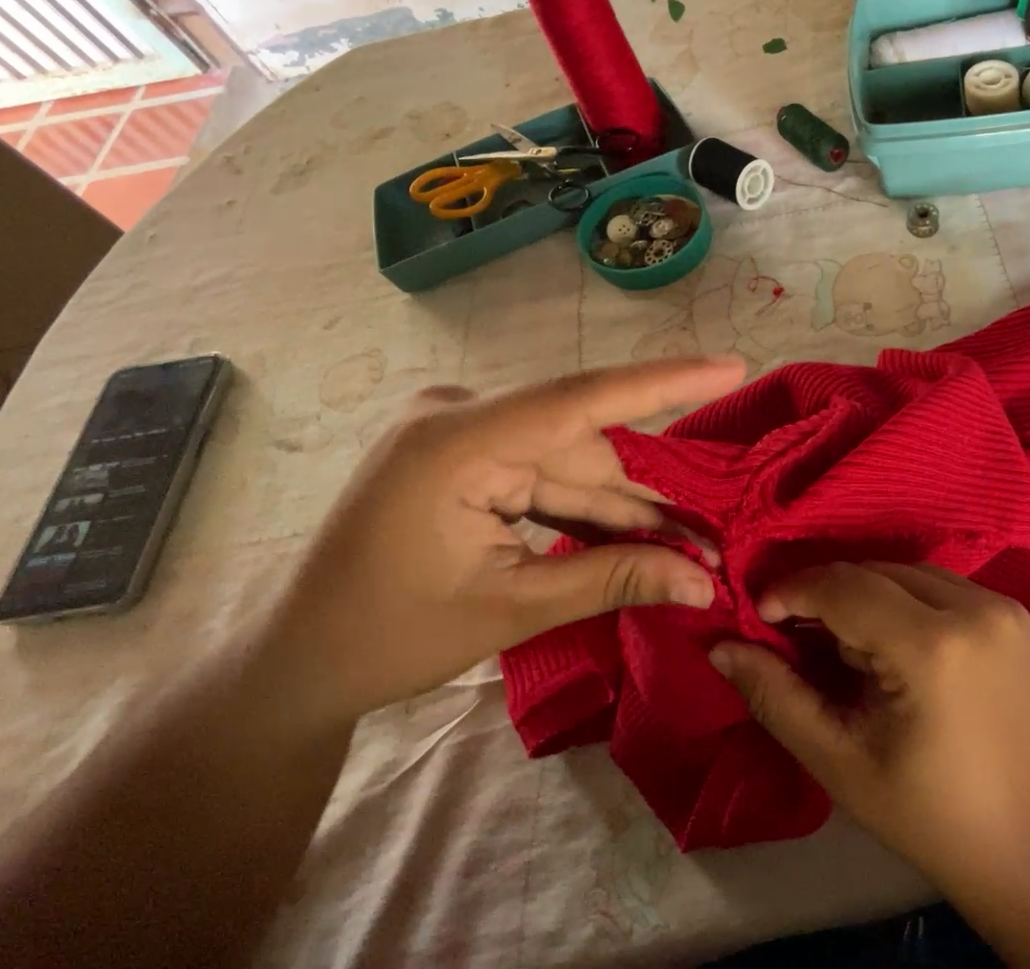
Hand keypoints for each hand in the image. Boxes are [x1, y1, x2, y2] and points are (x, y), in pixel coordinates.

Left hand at [258, 356, 744, 725]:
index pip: (580, 399)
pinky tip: (636, 541)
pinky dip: (585, 512)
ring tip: (685, 553)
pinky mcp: (463, 459)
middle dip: (647, 499)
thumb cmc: (389, 637)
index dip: (664, 382)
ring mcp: (458, 436)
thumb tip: (705, 583)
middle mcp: (457, 419)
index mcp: (454, 442)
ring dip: (622, 510)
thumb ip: (614, 580)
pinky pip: (545, 477)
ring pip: (571, 465)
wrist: (296, 663)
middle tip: (710, 544)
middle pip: (583, 446)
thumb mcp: (512, 608)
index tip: (732, 366)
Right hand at [707, 563, 1029, 883]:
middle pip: (879, 572)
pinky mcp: (1021, 617)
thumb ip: (775, 696)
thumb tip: (721, 646)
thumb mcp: (838, 759)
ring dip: (869, 595)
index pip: (847, 587)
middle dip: (829, 596)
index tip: (759, 614)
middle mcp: (977, 610)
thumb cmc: (925, 813)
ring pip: (913, 574)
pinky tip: (894, 645)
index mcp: (934, 647)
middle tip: (796, 636)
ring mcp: (1007, 609)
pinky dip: (909, 602)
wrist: (1024, 841)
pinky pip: (947, 588)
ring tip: (846, 648)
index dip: (794, 591)